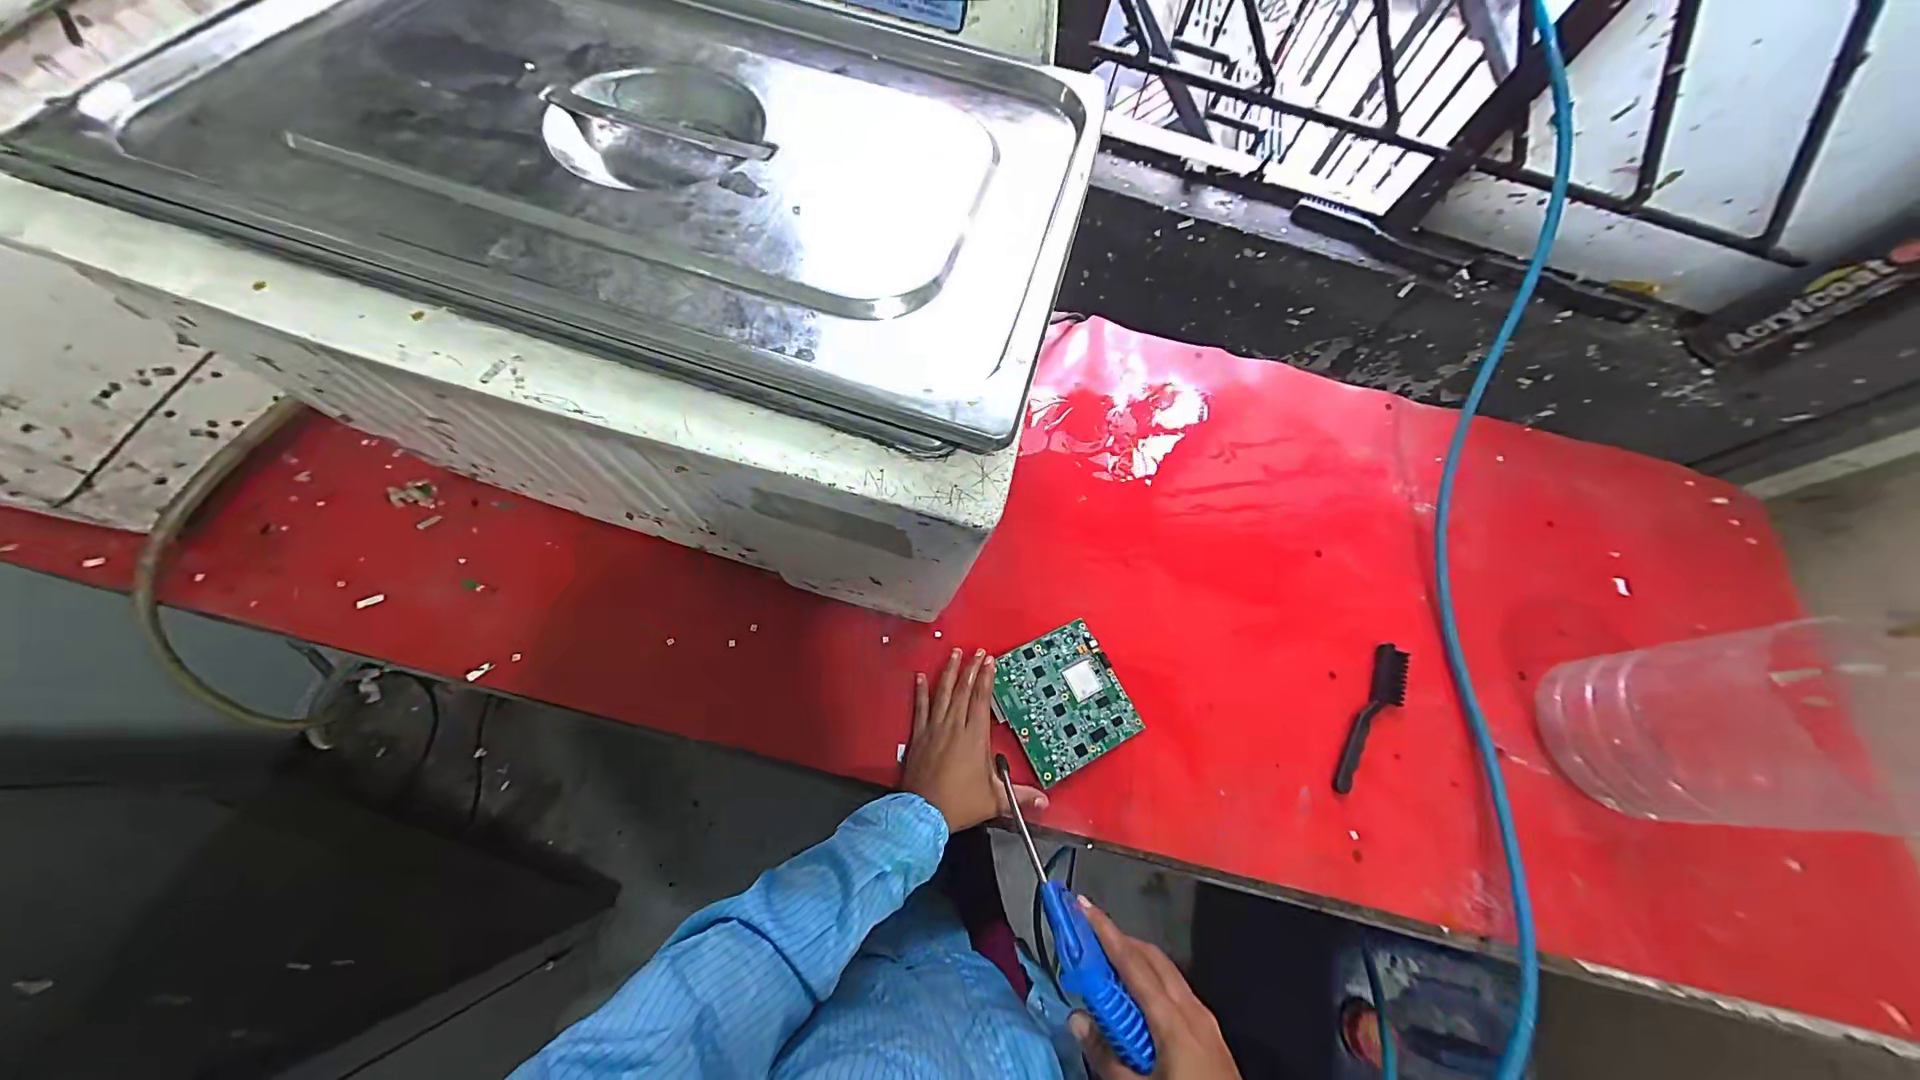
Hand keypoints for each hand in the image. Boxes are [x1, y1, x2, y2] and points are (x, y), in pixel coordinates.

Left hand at [900, 648, 1046, 831]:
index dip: (986, 679)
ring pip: (942, 693)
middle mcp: (954, 727)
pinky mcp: (919, 736)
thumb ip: (1019, 797)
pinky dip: (920, 691)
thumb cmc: (959, 804)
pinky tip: (920, 677)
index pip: (981, 700)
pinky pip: (920, 708)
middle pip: (963, 691)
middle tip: (977, 652)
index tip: (990, 662)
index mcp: (974, 738)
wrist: (923, 813)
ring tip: (955, 655)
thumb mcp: (994, 800)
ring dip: (949, 672)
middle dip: (971, 669)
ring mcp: (934, 729)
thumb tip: (1044, 801)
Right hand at [1071, 899, 1241, 1079]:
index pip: (1132, 962)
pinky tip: (1137, 1001)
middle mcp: (1191, 1010)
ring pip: (1167, 973)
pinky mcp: (1211, 1036)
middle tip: (1088, 933)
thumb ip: (1106, 1056)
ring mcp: (1205, 1022)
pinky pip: (1177, 992)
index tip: (1083, 906)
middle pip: (1152, 959)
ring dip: (1136, 959)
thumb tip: (1077, 1018)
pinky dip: (1152, 981)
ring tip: (1106, 964)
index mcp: (1172, 1020)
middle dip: (1119, 939)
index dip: (1105, 931)